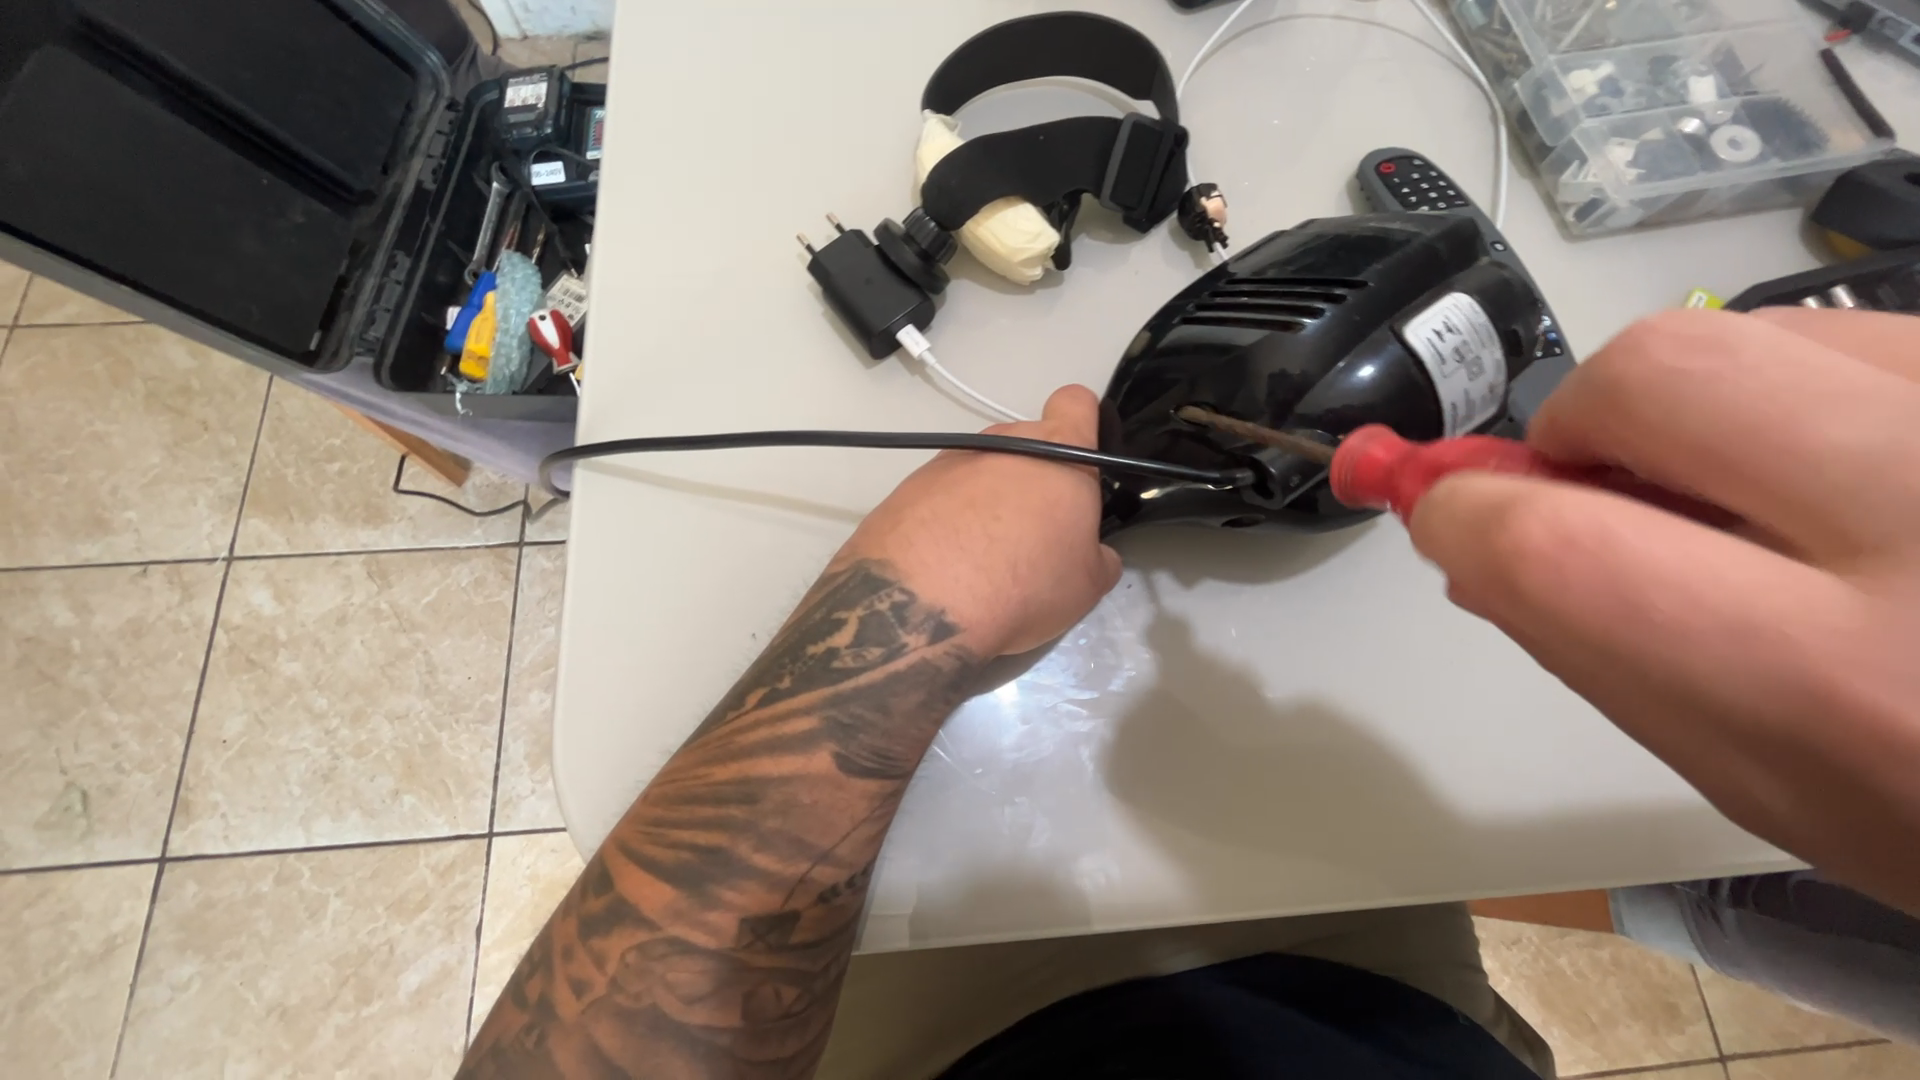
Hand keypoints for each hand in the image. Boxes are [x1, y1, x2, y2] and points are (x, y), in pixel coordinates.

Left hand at [837, 385, 1122, 656]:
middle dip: (1033, 480)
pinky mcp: (909, 484)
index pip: (1076, 402)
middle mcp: (1003, 442)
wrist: (922, 604)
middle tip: (1033, 534)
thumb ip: (1097, 555)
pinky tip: (948, 561)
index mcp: (1058, 452)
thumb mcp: (1087, 584)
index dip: (1083, 425)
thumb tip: (1092, 552)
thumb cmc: (1025, 583)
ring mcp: (950, 459)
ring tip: (983, 556)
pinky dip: (948, 517)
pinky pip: (943, 493)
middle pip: (1027, 445)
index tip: (1080, 464)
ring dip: (988, 501)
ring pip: (982, 470)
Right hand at [1409, 308, 1919, 911]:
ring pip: (1770, 327)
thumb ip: (1585, 647)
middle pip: (1657, 372)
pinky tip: (1867, 465)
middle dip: (1579, 418)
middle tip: (1601, 477)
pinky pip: (1880, 328)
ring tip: (1759, 483)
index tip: (1450, 515)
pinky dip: (1820, 387)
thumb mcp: (1752, 774)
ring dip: (1708, 401)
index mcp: (1847, 683)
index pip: (1553, 545)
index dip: (1460, 515)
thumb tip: (1472, 543)